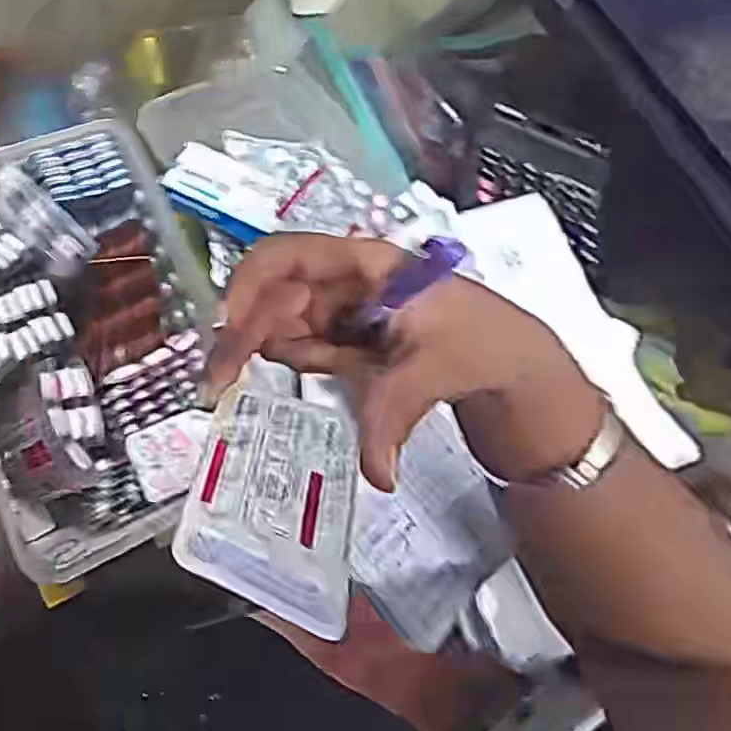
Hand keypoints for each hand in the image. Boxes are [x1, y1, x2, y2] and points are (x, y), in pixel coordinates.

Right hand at [204, 234, 603, 489]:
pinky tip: (299, 372)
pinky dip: (284, 361)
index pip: (285, 255)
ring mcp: (332, 309)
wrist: (513, 365)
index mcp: (363, 265)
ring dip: (252, 352)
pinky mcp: (330, 335)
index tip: (228, 324)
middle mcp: (337, 282)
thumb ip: (391, 415)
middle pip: (267, 296)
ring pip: (271, 323)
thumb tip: (374, 475)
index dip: (247, 282)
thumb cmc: (486, 342)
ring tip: (247, 382)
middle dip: (240, 335)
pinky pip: (291, 345)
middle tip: (218, 380)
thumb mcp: (436, 371)